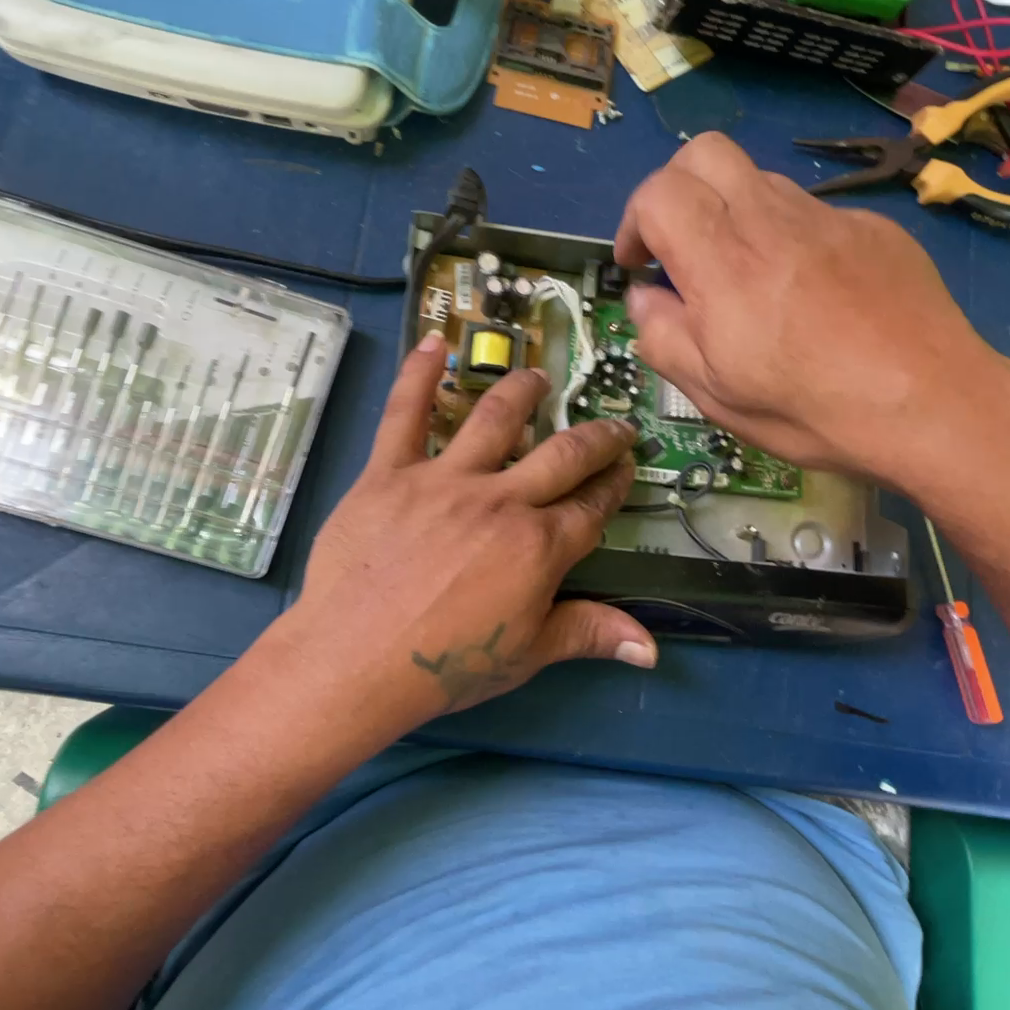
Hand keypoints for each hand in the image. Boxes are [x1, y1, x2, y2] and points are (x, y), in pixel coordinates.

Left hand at [286, 332, 657, 725]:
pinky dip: (418, 375)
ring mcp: (445, 480)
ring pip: (495, 418)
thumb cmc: (447, 666)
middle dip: (596, 438)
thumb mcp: (528, 655)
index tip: (626, 468)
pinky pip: (405, 414)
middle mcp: (502, 501)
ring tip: (538, 377)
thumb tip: (653, 651)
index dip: (614, 486)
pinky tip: (433, 343)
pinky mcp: (389, 472)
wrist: (356, 660)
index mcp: (540, 546)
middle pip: (562, 455)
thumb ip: (590, 635)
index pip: (592, 506)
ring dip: (523, 391)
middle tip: (613, 425)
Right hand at [614, 133, 1009, 499]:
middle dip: (674, 191)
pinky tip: (808, 293)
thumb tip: (645, 298)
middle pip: (704, 153)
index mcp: (724, 266)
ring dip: (731, 213)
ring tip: (744, 276)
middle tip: (678, 248)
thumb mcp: (715, 396)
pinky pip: (812, 211)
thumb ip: (664, 337)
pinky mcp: (872, 227)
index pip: (659, 193)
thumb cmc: (811, 411)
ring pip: (759, 179)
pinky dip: (787, 236)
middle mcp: (773, 223)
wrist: (932, 405)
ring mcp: (828, 219)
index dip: (634, 222)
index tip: (638, 265)